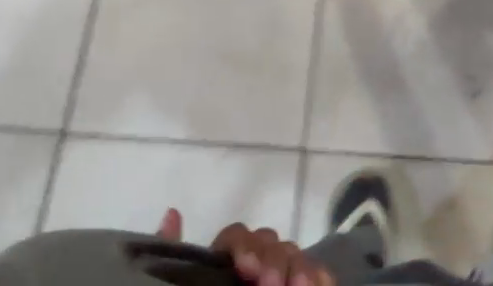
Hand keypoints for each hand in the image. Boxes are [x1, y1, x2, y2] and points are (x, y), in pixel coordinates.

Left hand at [156, 209, 333, 285]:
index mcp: (223, 268)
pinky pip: (319, 275)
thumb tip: (172, 213)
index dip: (243, 245)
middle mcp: (253, 270)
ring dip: (299, 267)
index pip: (235, 237)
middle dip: (273, 258)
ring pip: (294, 255)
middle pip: (269, 241)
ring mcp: (280, 281)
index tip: (246, 269)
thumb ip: (177, 264)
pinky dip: (321, 277)